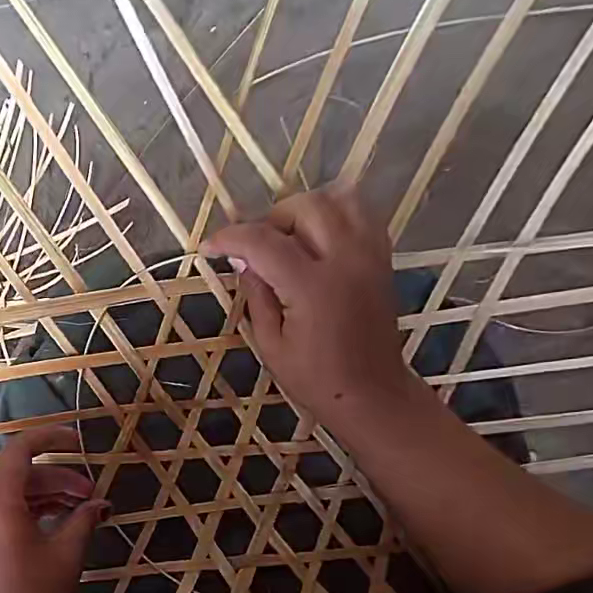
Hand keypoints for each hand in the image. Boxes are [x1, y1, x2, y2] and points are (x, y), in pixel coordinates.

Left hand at [0, 426, 107, 592]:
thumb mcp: (66, 556)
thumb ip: (83, 520)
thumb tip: (99, 505)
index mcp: (0, 506)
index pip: (19, 451)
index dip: (49, 437)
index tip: (77, 441)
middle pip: (22, 477)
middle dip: (60, 479)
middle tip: (92, 494)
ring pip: (15, 497)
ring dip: (49, 497)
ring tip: (82, 510)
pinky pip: (6, 516)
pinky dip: (33, 514)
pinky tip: (59, 525)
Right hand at [204, 188, 418, 436]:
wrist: (372, 393)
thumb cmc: (315, 379)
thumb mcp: (270, 344)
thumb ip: (256, 295)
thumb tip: (242, 259)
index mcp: (313, 288)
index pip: (264, 241)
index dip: (230, 238)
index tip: (210, 247)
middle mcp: (346, 260)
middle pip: (305, 207)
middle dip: (271, 220)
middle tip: (257, 250)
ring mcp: (369, 255)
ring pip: (339, 199)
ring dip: (306, 211)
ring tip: (289, 239)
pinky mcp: (382, 257)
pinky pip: (360, 214)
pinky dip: (334, 216)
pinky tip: (317, 242)